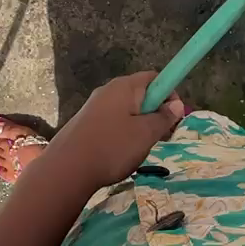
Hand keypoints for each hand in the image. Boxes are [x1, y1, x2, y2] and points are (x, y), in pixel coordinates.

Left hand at [37, 72, 185, 188]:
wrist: (67, 168)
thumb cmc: (112, 147)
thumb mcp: (146, 134)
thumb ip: (164, 118)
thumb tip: (177, 104)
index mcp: (125, 86)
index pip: (155, 77)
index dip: (170, 94)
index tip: (174, 117)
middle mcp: (109, 90)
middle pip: (141, 94)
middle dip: (156, 113)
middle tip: (161, 138)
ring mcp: (95, 106)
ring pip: (128, 110)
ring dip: (140, 126)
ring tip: (139, 150)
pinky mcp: (86, 122)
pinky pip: (113, 121)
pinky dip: (123, 133)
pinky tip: (120, 153)